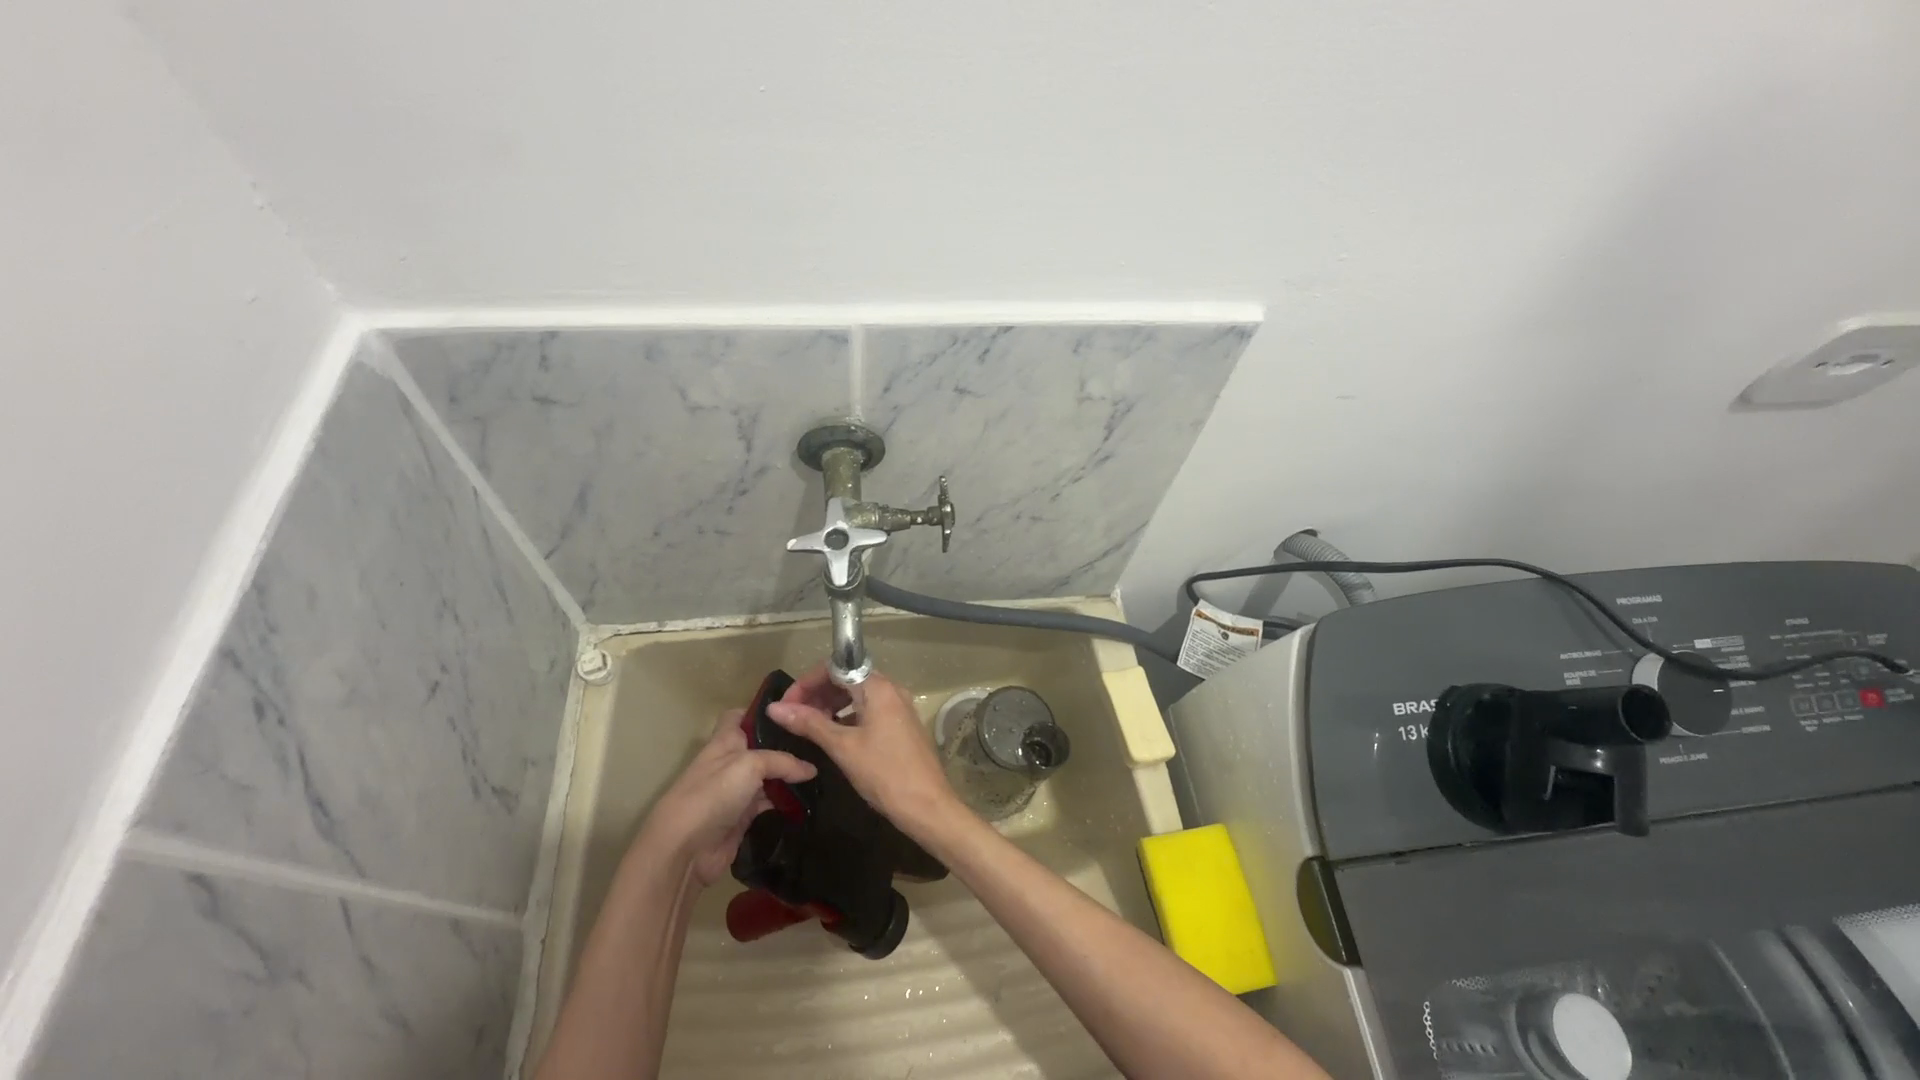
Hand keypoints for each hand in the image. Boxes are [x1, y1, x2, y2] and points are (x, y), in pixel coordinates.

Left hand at [636, 708, 816, 887]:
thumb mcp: (749, 764)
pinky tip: (811, 799)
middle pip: (762, 748)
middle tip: (821, 744)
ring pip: (769, 777)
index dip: (763, 712)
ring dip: (791, 777)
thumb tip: (811, 769)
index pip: (741, 716)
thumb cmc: (713, 793)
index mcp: (725, 741)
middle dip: (787, 746)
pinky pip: (770, 804)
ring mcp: (737, 791)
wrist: (686, 849)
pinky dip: (787, 803)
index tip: (794, 713)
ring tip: (825, 770)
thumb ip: (782, 761)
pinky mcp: (744, 818)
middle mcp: (731, 763)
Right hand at [766, 666, 961, 837]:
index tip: (787, 704)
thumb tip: (774, 708)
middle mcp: (891, 690)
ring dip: (831, 705)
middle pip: (847, 679)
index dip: (807, 682)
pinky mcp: (901, 726)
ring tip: (808, 726)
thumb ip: (809, 723)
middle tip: (793, 716)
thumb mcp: (843, 747)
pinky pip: (869, 710)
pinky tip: (833, 735)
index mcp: (878, 688)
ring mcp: (899, 708)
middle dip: (817, 693)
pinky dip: (847, 717)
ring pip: (857, 695)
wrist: (927, 806)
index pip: (835, 667)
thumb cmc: (884, 773)